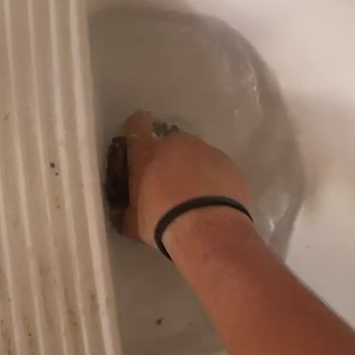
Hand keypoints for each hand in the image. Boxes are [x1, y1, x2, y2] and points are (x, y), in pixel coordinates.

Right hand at [117, 110, 254, 251]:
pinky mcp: (230, 165)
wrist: (207, 230)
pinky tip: (212, 204)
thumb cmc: (161, 222)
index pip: (137, 124)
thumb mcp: (132, 221)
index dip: (137, 129)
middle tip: (168, 185)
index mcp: (146, 153)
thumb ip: (128, 210)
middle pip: (170, 143)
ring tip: (194, 199)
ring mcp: (206, 152)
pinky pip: (217, 169)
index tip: (140, 143)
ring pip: (196, 155)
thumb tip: (124, 214)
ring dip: (193, 170)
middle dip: (168, 159)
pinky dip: (214, 181)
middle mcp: (175, 144)